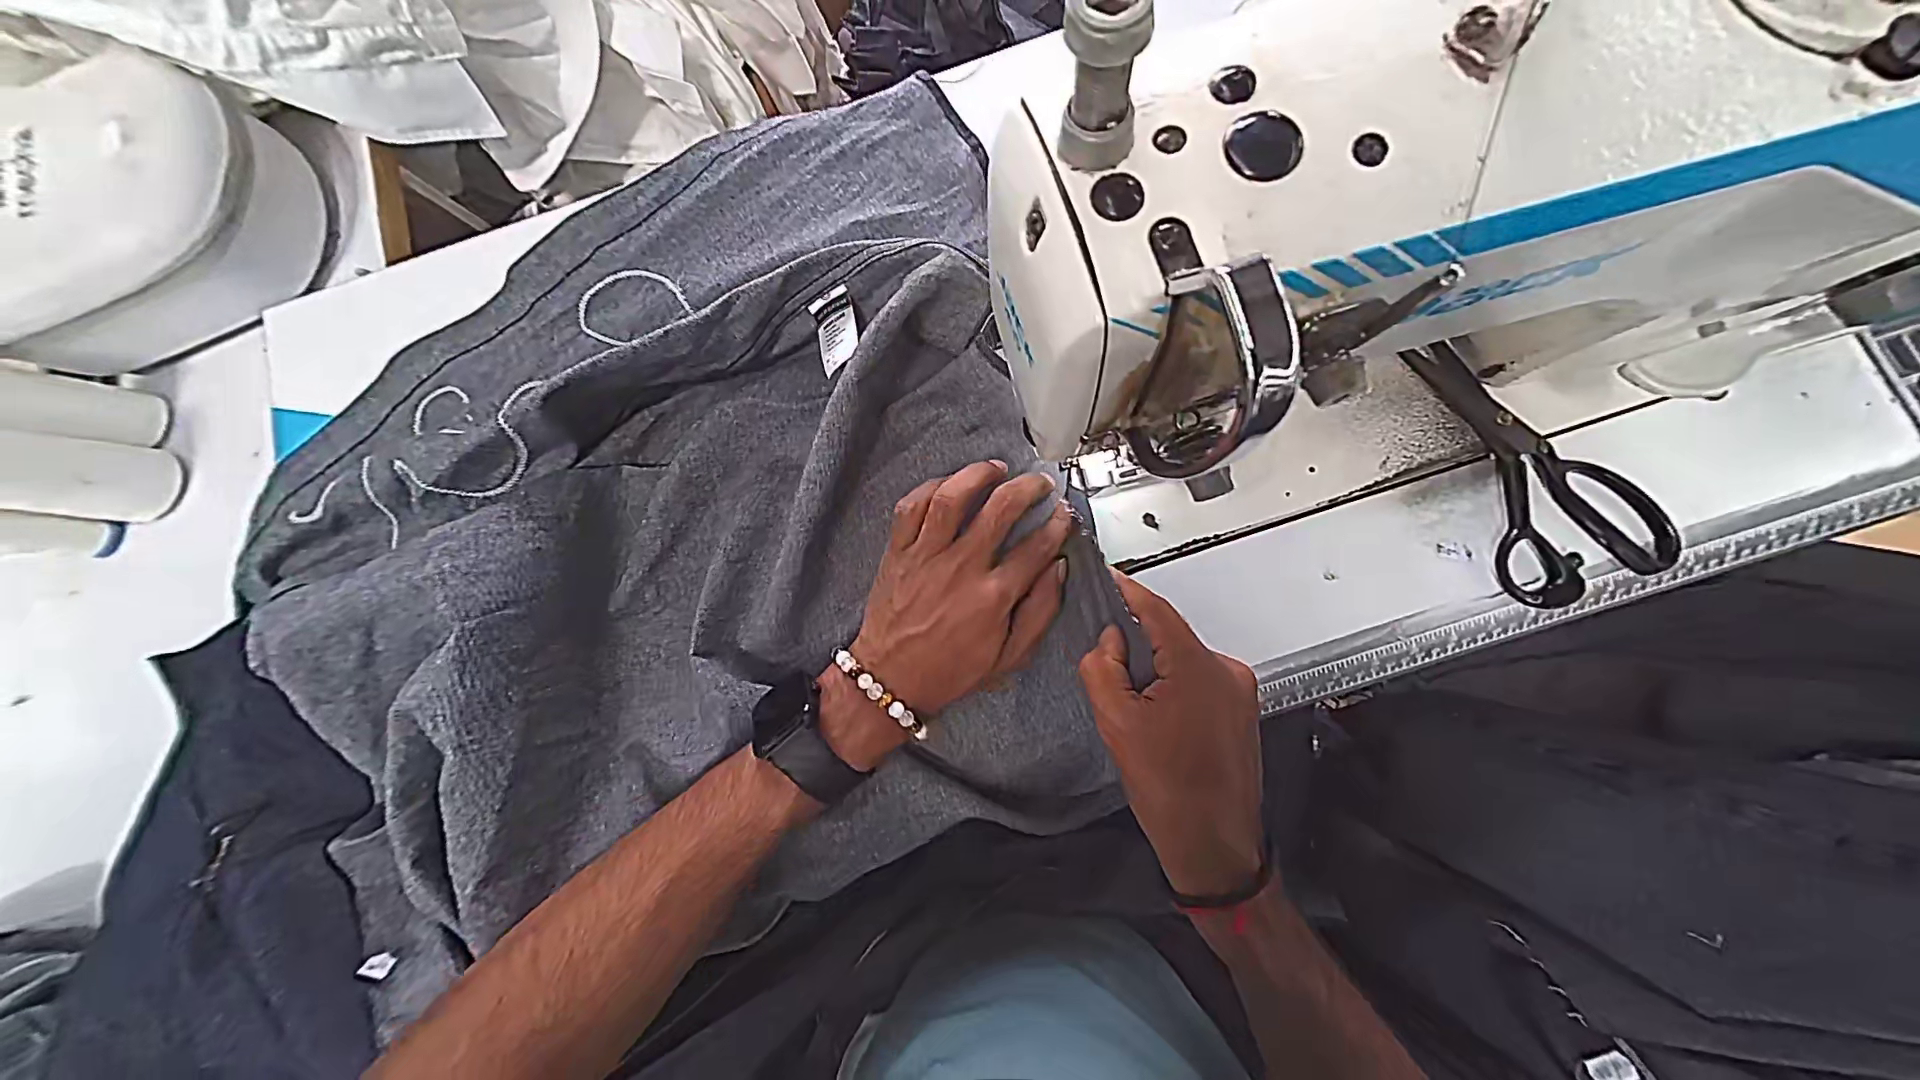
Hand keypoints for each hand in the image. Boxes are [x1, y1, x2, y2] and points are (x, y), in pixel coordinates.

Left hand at [850, 460, 1072, 715]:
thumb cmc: (948, 670)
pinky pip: (912, 507)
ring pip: (953, 497)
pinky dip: (931, 488)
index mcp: (992, 597)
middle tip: (1038, 484)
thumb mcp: (1009, 657)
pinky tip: (948, 484)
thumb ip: (1040, 611)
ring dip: (978, 475)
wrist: (891, 679)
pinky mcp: (899, 553)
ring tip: (996, 469)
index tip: (1063, 515)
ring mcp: (926, 557)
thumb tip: (1058, 571)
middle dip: (1028, 488)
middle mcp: (960, 569)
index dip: (1057, 524)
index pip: (1037, 546)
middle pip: (1001, 509)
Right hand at [1078, 571, 1264, 897]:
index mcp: (1197, 669)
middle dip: (1136, 643)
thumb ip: (1102, 668)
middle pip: (1168, 635)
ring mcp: (1238, 692)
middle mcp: (1226, 673)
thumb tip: (1108, 641)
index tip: (1109, 577)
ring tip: (1136, 710)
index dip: (1127, 590)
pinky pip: (1198, 679)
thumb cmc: (1174, 794)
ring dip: (1155, 669)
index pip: (1156, 610)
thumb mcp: (1116, 724)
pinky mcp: (1240, 709)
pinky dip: (1173, 685)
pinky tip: (1158, 720)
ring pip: (1182, 659)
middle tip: (1108, 666)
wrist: (1213, 843)